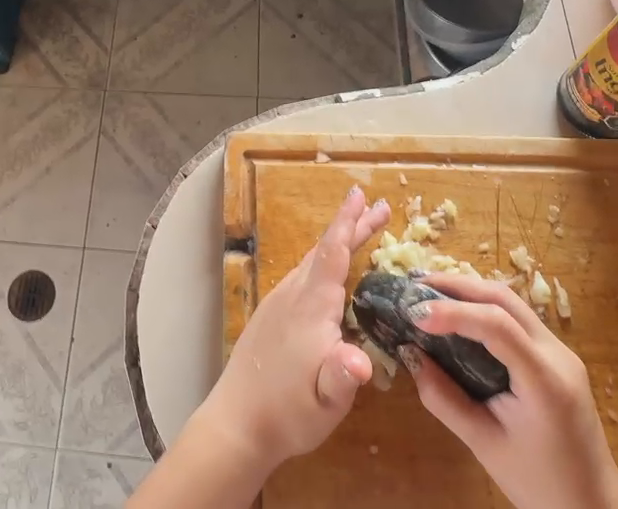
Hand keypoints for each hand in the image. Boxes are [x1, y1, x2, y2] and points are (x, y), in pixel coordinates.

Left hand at [199, 185, 391, 468]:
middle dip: (352, 227)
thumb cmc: (286, 413)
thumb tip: (360, 360)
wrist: (237, 423)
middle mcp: (292, 296)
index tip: (360, 194)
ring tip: (363, 233)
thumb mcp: (326, 402)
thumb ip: (343, 376)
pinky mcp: (271, 316)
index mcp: (310, 308)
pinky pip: (303, 277)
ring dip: (339, 245)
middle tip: (379, 206)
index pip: (332, 254)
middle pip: (324, 251)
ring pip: (312, 263)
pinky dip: (324, 264)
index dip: (348, 222)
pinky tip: (332, 277)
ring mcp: (278, 304)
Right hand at [403, 275, 617, 508]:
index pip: (496, 325)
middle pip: (504, 299)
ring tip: (427, 293)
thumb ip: (443, 398)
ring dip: (468, 291)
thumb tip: (408, 354)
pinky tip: (457, 313)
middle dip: (456, 286)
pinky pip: (516, 317)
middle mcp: (557, 354)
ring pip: (511, 302)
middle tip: (412, 287)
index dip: (452, 313)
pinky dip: (482, 306)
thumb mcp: (483, 443)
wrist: (594, 504)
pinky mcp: (555, 356)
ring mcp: (560, 352)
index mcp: (544, 380)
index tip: (413, 315)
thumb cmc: (539, 483)